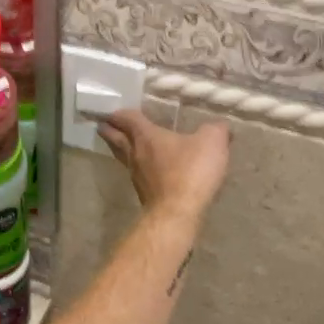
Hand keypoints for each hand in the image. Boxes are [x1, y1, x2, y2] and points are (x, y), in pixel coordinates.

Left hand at [98, 109, 229, 222]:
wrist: (177, 213)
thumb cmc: (190, 172)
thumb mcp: (212, 142)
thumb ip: (216, 130)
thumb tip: (220, 127)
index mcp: (146, 136)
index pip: (128, 119)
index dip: (120, 113)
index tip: (110, 110)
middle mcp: (135, 154)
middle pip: (116, 139)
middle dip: (109, 130)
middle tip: (102, 124)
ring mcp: (136, 176)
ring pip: (122, 157)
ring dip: (119, 149)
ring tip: (118, 143)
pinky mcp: (144, 194)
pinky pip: (136, 174)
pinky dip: (136, 167)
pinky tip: (144, 169)